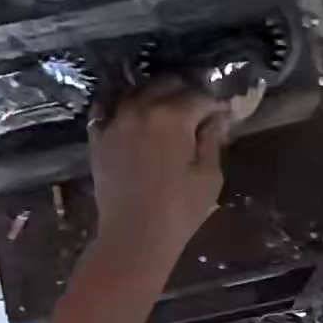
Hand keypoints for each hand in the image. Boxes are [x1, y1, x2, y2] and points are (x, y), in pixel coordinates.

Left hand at [88, 81, 229, 255]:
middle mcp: (141, 110)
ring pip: (136, 93)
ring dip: (154, 96)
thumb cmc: (179, 211)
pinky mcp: (99, 140)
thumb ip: (212, 142)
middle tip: (197, 110)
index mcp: (173, 117)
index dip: (215, 105)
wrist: (134, 237)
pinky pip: (107, 112)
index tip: (223, 115)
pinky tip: (131, 117)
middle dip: (186, 93)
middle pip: (166, 86)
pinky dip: (121, 109)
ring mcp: (115, 123)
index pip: (199, 97)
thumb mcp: (209, 178)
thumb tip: (216, 120)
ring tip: (166, 111)